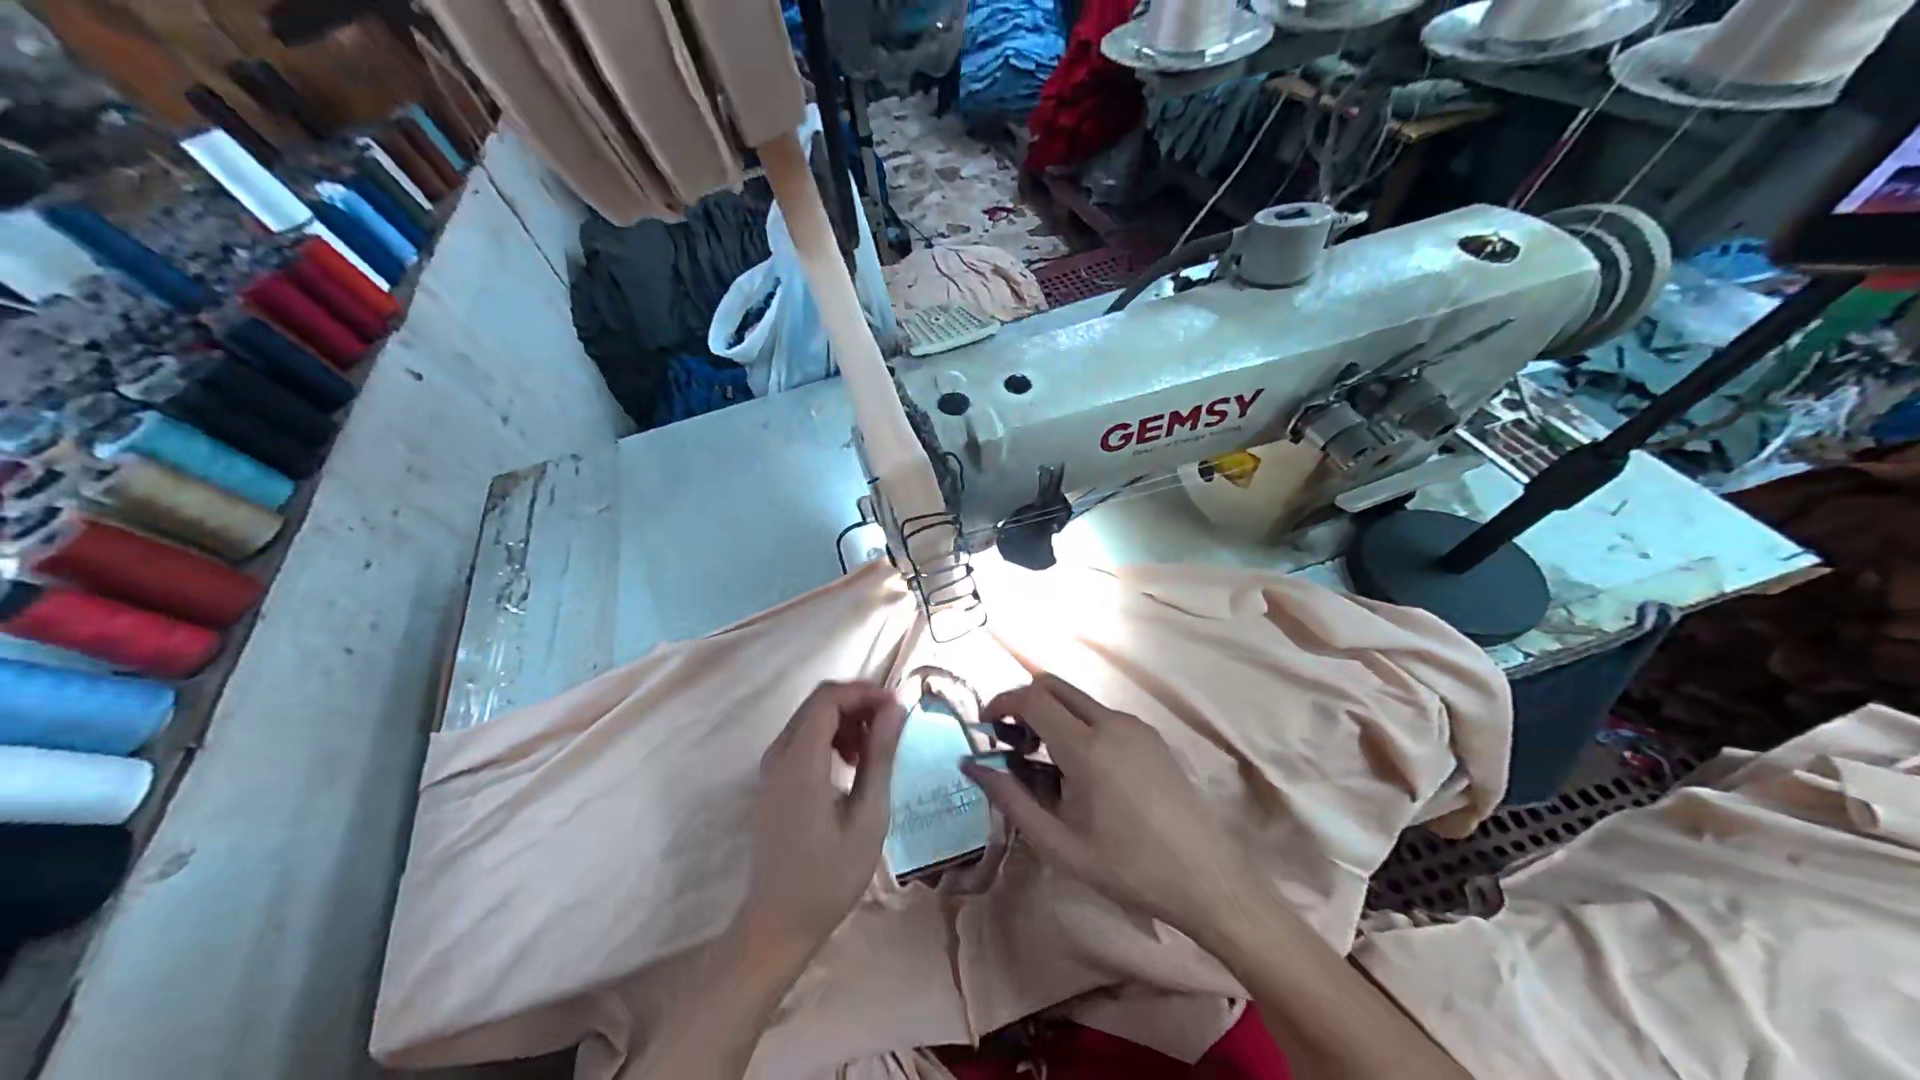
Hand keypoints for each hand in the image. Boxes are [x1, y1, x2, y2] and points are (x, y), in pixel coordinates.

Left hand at [736, 681, 905, 962]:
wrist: (778, 922)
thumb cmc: (830, 876)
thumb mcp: (868, 817)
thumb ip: (880, 756)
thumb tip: (895, 708)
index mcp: (799, 763)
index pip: (828, 699)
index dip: (865, 693)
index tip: (898, 707)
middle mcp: (777, 756)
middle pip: (818, 703)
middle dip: (858, 703)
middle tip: (892, 725)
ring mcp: (770, 768)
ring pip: (810, 718)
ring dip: (845, 721)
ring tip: (874, 750)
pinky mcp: (772, 780)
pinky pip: (802, 738)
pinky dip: (830, 737)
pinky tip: (852, 765)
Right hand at [960, 674, 1254, 934]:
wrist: (1207, 878)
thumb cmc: (1128, 868)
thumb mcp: (1059, 844)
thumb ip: (1011, 800)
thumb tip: (972, 766)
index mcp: (1088, 747)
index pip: (1033, 698)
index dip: (1002, 703)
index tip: (985, 726)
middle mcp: (1113, 723)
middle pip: (1055, 686)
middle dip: (1025, 703)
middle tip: (1011, 741)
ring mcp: (1137, 727)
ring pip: (1080, 700)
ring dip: (1053, 715)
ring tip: (1044, 764)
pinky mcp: (1153, 737)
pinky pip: (1103, 716)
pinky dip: (1079, 726)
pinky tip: (1082, 771)